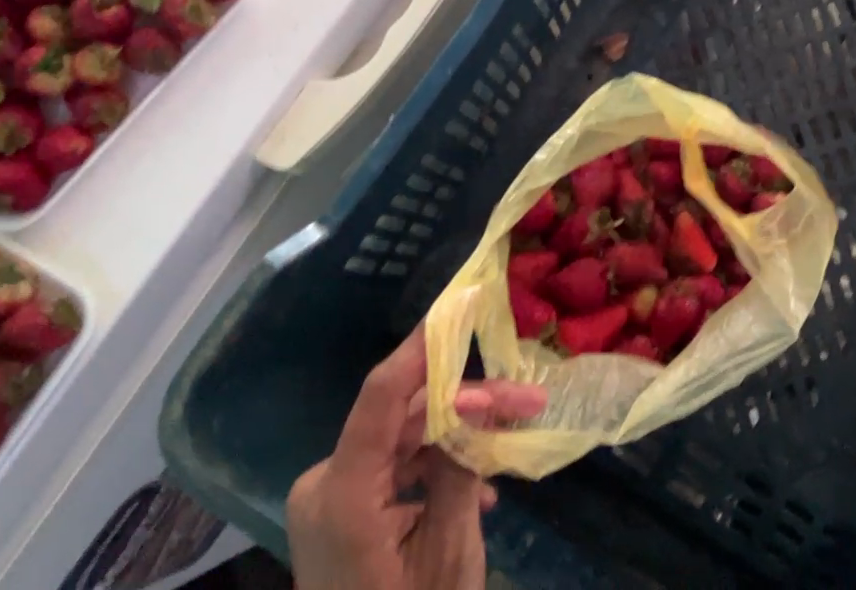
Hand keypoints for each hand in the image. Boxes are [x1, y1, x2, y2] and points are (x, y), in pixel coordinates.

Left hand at [287, 327, 547, 589]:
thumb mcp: (450, 551)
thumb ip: (462, 469)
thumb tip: (478, 405)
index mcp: (344, 495)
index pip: (381, 397)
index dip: (421, 346)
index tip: (459, 306)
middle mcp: (326, 482)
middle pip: (405, 419)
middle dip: (470, 404)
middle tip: (529, 401)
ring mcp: (331, 496)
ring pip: (404, 440)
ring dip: (459, 435)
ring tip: (513, 437)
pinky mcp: (343, 508)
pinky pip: (395, 467)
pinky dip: (436, 464)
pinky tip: (479, 486)